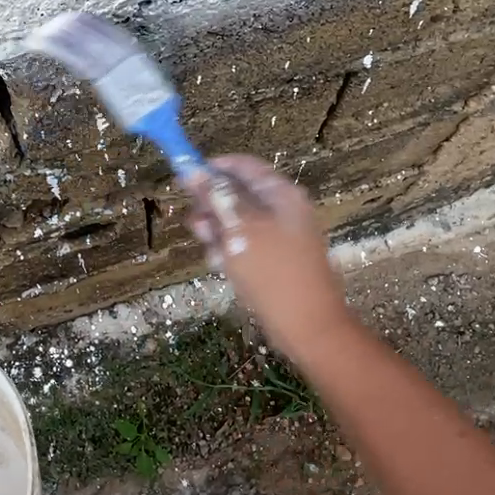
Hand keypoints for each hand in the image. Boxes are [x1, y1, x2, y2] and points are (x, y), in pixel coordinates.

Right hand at [184, 154, 354, 357]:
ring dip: (217, 232)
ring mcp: (278, 236)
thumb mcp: (239, 229)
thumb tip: (193, 170)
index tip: (186, 177)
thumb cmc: (273, 272)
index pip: (243, 166)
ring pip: (235, 221)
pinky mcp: (273, 259)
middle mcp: (281, 210)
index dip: (213, 167)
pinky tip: (222, 267)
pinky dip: (229, 251)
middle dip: (212, 207)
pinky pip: (242, 244)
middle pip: (236, 194)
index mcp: (281, 195)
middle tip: (198, 224)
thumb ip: (216, 197)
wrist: (309, 328)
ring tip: (213, 251)